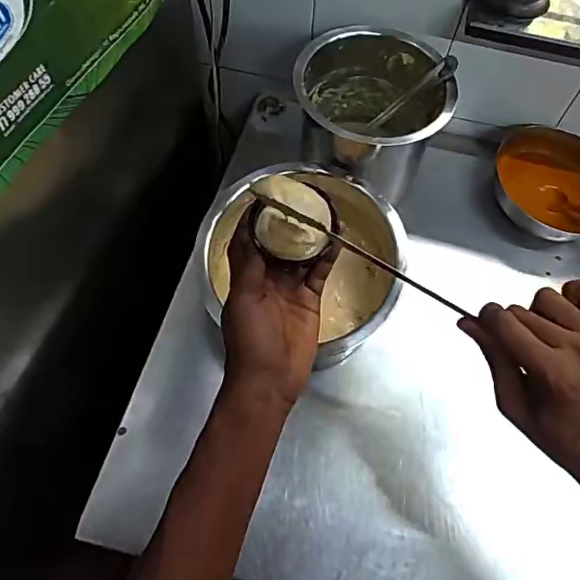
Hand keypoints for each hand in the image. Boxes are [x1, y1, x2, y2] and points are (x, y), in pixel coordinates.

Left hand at [221, 209, 335, 409]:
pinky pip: (319, 273)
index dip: (254, 219)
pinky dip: (327, 257)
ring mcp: (288, 289)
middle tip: (298, 201)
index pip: (248, 239)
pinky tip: (335, 242)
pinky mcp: (309, 300)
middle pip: (276, 243)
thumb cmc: (249, 341)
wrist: (269, 381)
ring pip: (300, 255)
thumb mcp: (243, 297)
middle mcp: (266, 278)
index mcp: (245, 275)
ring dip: (309, 237)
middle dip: (285, 223)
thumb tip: (246, 232)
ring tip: (320, 215)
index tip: (264, 198)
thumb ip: (248, 264)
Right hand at [457, 278, 579, 488]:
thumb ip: (492, 356)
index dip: (486, 320)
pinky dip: (575, 293)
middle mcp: (578, 349)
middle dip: (511, 326)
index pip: (503, 321)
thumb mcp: (512, 402)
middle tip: (521, 351)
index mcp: (551, 371)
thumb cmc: (557, 434)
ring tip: (545, 338)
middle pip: (521, 310)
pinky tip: (568, 314)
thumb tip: (467, 321)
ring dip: (538, 314)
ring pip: (547, 297)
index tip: (484, 328)